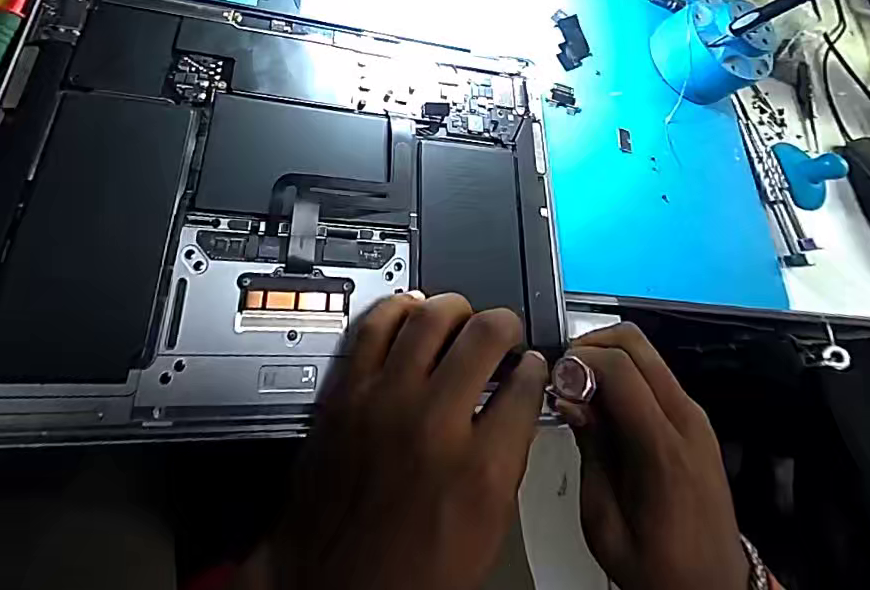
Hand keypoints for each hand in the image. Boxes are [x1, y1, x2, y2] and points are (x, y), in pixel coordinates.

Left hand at [237, 291, 548, 589]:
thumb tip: (513, 408)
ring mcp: (386, 401)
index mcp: (480, 472)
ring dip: (454, 308)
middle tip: (504, 327)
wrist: (335, 584)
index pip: (525, 388)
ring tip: (461, 313)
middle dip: (504, 324)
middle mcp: (434, 426)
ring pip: (429, 319)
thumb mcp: (483, 525)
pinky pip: (375, 327)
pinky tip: (410, 310)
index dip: (534, 368)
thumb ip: (503, 458)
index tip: (531, 362)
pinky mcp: (349, 392)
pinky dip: (398, 309)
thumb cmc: (409, 571)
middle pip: (483, 338)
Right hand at [553, 323, 748, 589]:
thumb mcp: (604, 521)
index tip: (557, 382)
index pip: (619, 367)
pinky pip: (652, 372)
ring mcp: (695, 417)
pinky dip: (620, 371)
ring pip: (643, 350)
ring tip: (580, 389)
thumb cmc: (658, 568)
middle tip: (565, 374)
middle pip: (634, 342)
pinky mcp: (694, 420)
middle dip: (589, 345)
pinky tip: (602, 403)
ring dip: (604, 356)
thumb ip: (589, 450)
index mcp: (664, 451)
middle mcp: (687, 423)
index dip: (578, 361)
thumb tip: (569, 398)